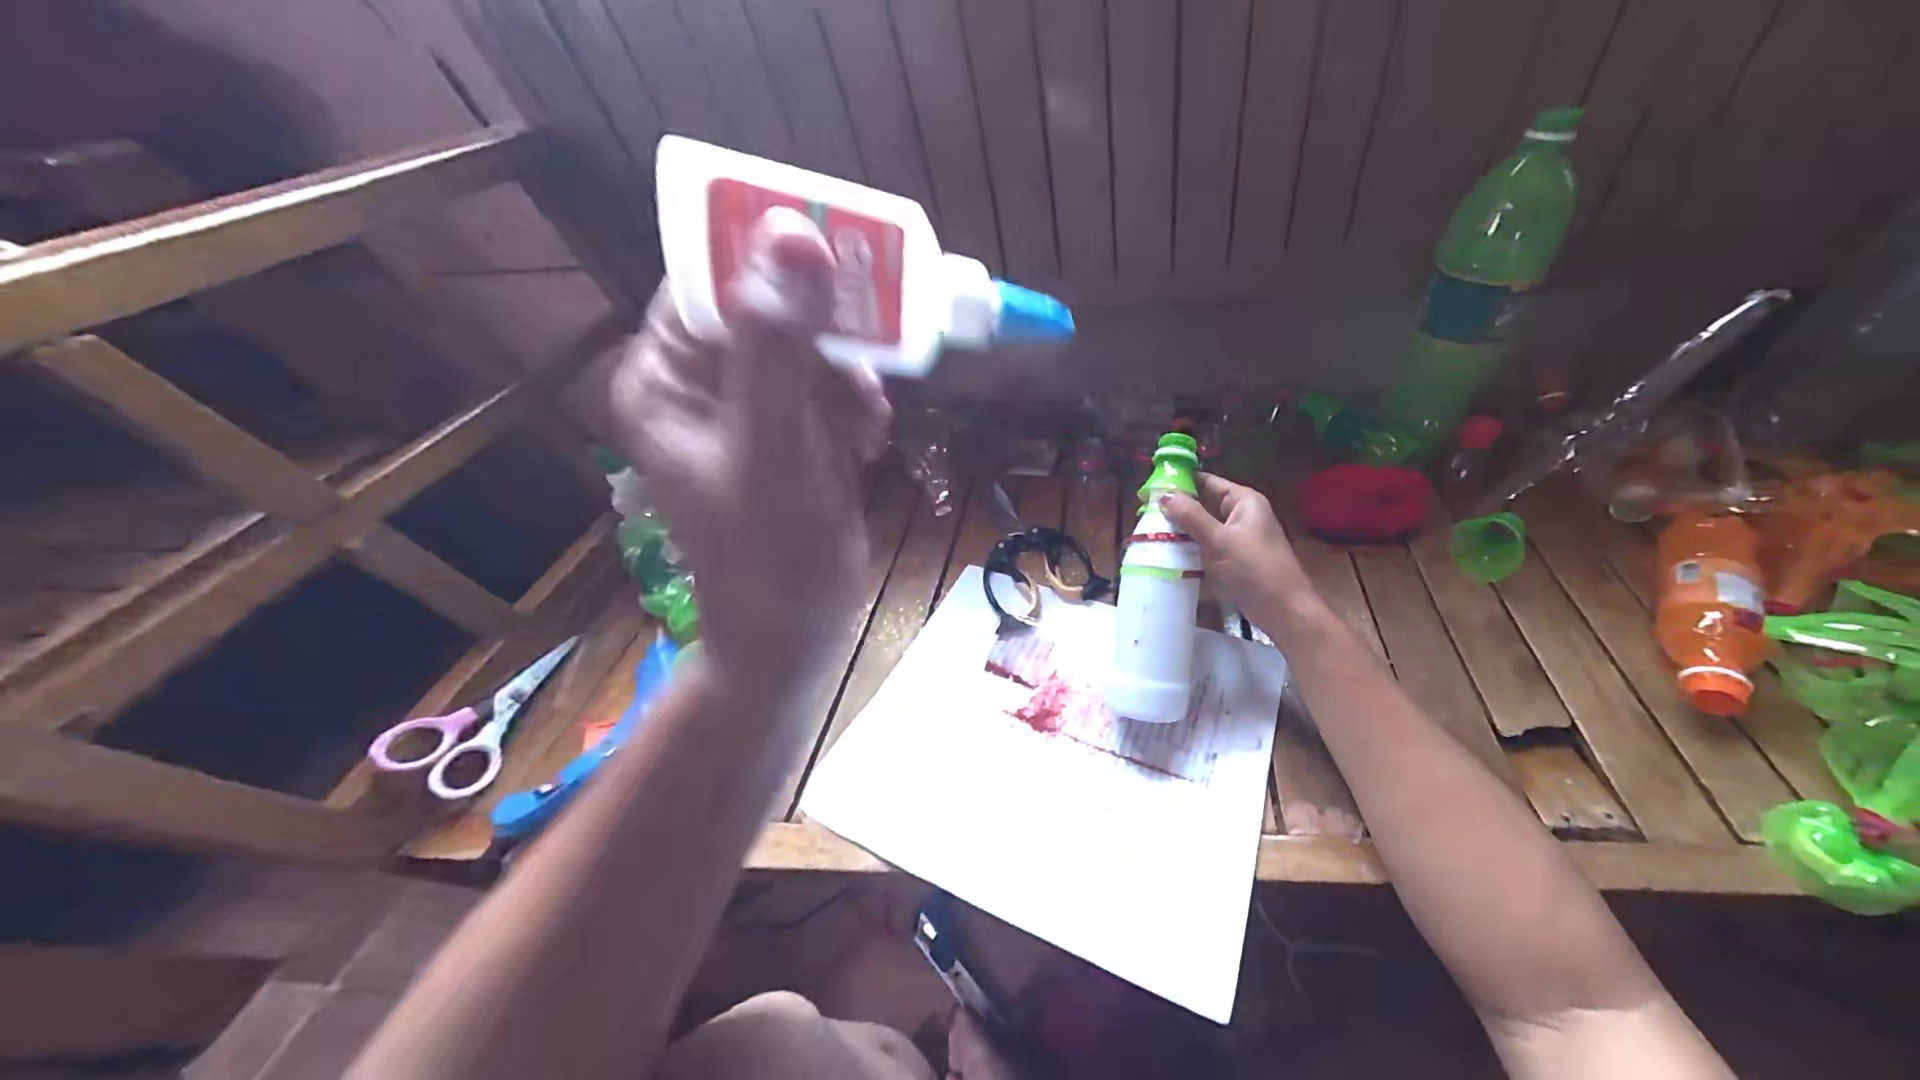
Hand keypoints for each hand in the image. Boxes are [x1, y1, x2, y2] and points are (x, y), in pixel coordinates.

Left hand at [606, 208, 889, 689]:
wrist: (795, 634)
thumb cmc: (771, 557)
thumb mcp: (773, 449)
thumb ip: (779, 349)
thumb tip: (794, 232)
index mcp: (667, 377)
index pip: (713, 280)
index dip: (775, 262)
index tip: (842, 268)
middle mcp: (702, 383)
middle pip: (772, 310)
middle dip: (828, 339)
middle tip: (869, 362)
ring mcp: (750, 409)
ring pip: (813, 349)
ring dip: (851, 379)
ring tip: (866, 425)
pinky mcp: (791, 433)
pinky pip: (831, 388)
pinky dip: (857, 409)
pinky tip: (867, 444)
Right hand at [1159, 473, 1325, 637]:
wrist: (1282, 610)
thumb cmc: (1255, 569)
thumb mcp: (1220, 540)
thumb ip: (1191, 516)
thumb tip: (1163, 495)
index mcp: (1244, 501)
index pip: (1207, 481)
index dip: (1181, 481)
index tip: (1150, 487)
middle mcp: (1240, 515)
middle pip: (1202, 503)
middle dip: (1175, 507)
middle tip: (1143, 511)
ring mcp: (1235, 537)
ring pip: (1201, 526)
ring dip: (1179, 529)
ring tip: (1147, 529)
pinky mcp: (1230, 558)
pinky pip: (1203, 545)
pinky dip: (1187, 546)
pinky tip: (1164, 550)